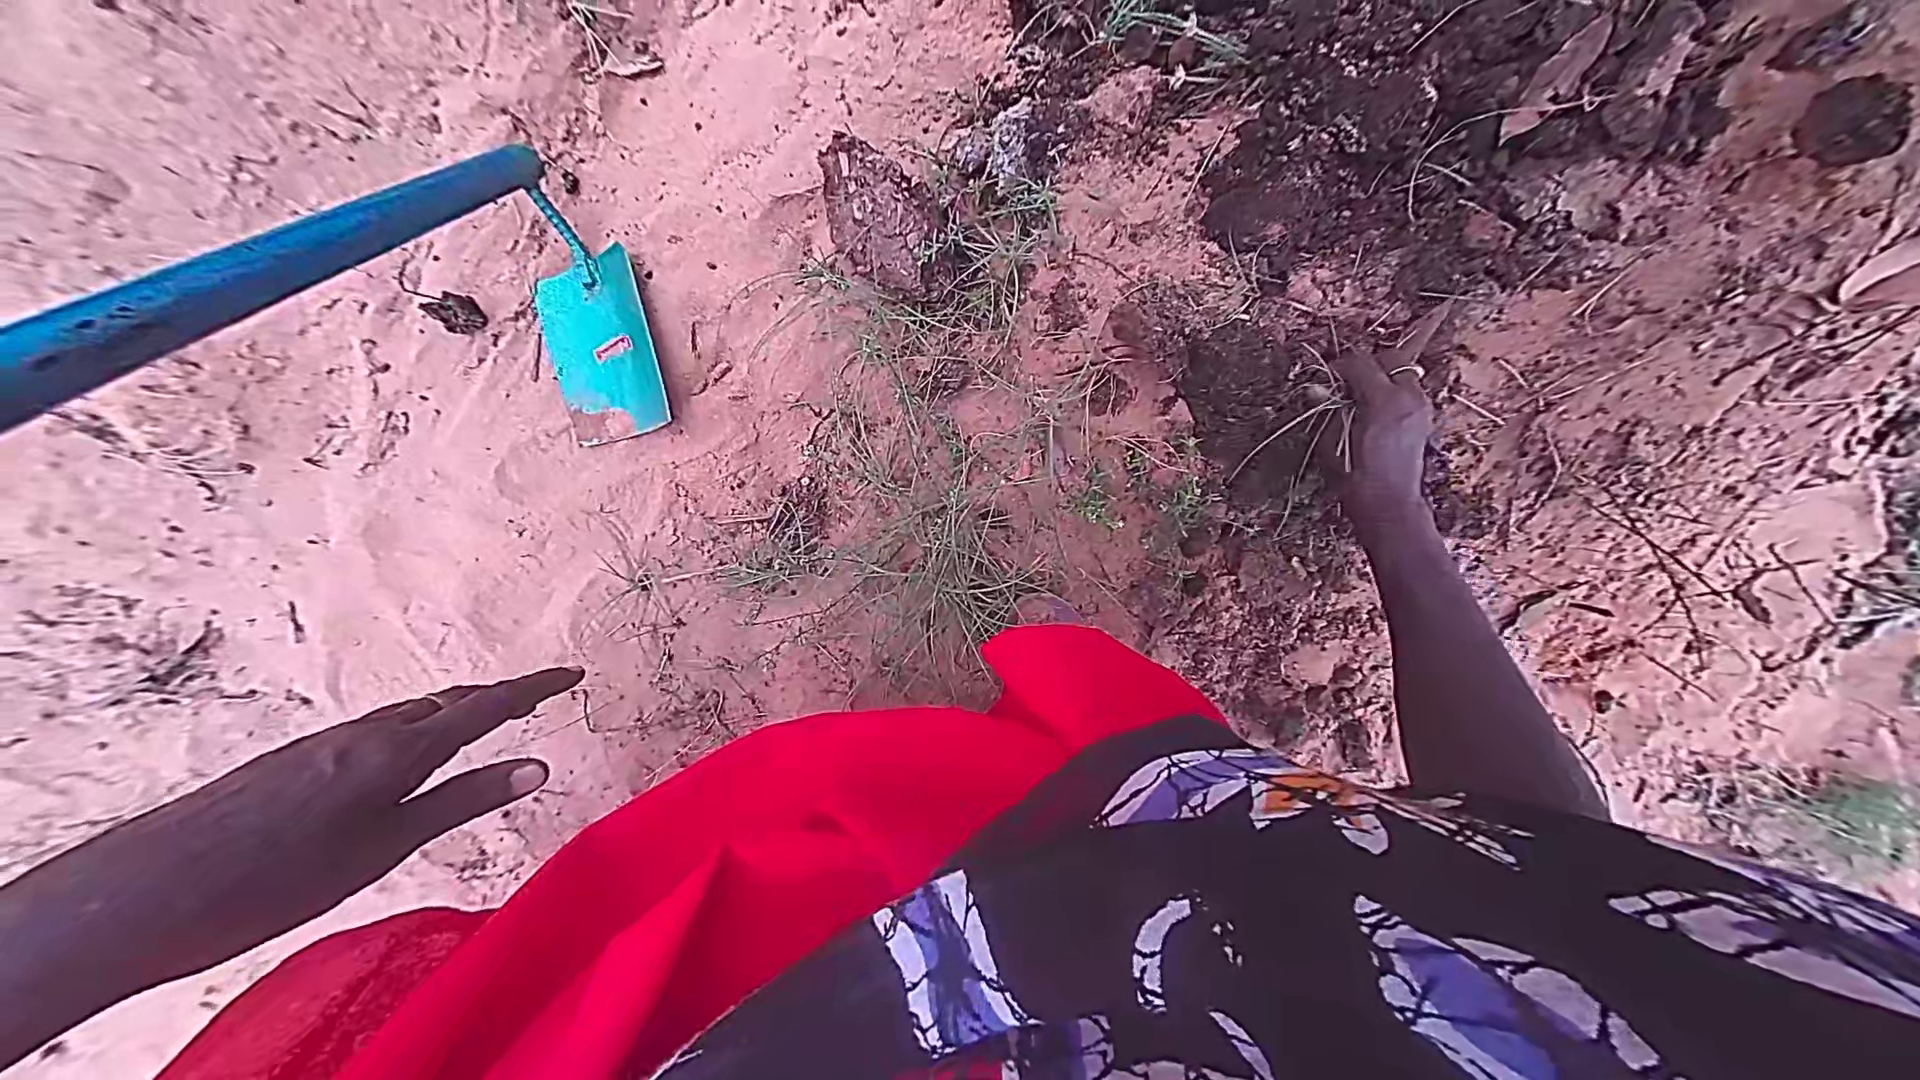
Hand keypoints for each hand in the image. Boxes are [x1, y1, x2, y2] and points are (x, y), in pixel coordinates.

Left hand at [0, 667, 580, 1023]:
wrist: (132, 899)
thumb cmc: (276, 880)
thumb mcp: (387, 845)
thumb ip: (464, 799)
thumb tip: (537, 768)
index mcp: (400, 752)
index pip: (488, 706)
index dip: (535, 687)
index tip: (572, 674)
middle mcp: (368, 734)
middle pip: (449, 701)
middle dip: (498, 695)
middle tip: (535, 696)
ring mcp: (327, 742)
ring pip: (411, 713)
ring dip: (455, 709)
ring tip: (482, 720)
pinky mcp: (296, 758)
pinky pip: (377, 727)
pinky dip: (414, 726)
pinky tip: (405, 754)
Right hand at [1329, 302, 1451, 540]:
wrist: (1388, 503)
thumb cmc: (1354, 476)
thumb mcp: (1331, 441)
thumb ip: (1328, 410)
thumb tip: (1316, 389)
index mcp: (1384, 401)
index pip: (1361, 363)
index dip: (1339, 367)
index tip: (1325, 378)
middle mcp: (1409, 398)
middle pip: (1390, 359)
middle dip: (1366, 365)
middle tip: (1343, 382)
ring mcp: (1422, 407)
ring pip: (1403, 374)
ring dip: (1380, 378)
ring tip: (1358, 397)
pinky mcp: (1425, 419)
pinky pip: (1409, 391)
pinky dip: (1391, 392)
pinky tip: (1373, 411)